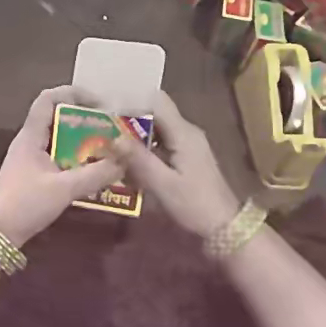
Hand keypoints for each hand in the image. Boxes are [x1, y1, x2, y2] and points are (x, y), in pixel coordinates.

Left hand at [0, 86, 124, 246]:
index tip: (99, 104)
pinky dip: (77, 159)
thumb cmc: (25, 204)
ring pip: (60, 139)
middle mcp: (30, 142)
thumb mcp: (64, 188)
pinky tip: (95, 171)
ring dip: (83, 142)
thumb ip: (95, 174)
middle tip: (111, 129)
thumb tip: (123, 162)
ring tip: (109, 148)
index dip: (73, 94)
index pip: (48, 99)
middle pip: (58, 118)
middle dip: (85, 120)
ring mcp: (31, 159)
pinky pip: (60, 157)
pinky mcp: (35, 176)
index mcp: (31, 136)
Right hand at [109, 92, 241, 238]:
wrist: (225, 225)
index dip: (130, 100)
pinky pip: (160, 143)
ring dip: (133, 134)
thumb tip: (113, 137)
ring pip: (155, 128)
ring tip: (107, 142)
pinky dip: (142, 148)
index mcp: (183, 133)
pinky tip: (125, 161)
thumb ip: (139, 159)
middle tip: (101, 126)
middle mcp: (186, 132)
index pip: (156, 101)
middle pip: (154, 112)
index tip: (106, 107)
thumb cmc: (195, 205)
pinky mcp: (185, 156)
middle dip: (127, 117)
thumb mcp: (163, 184)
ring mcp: (187, 144)